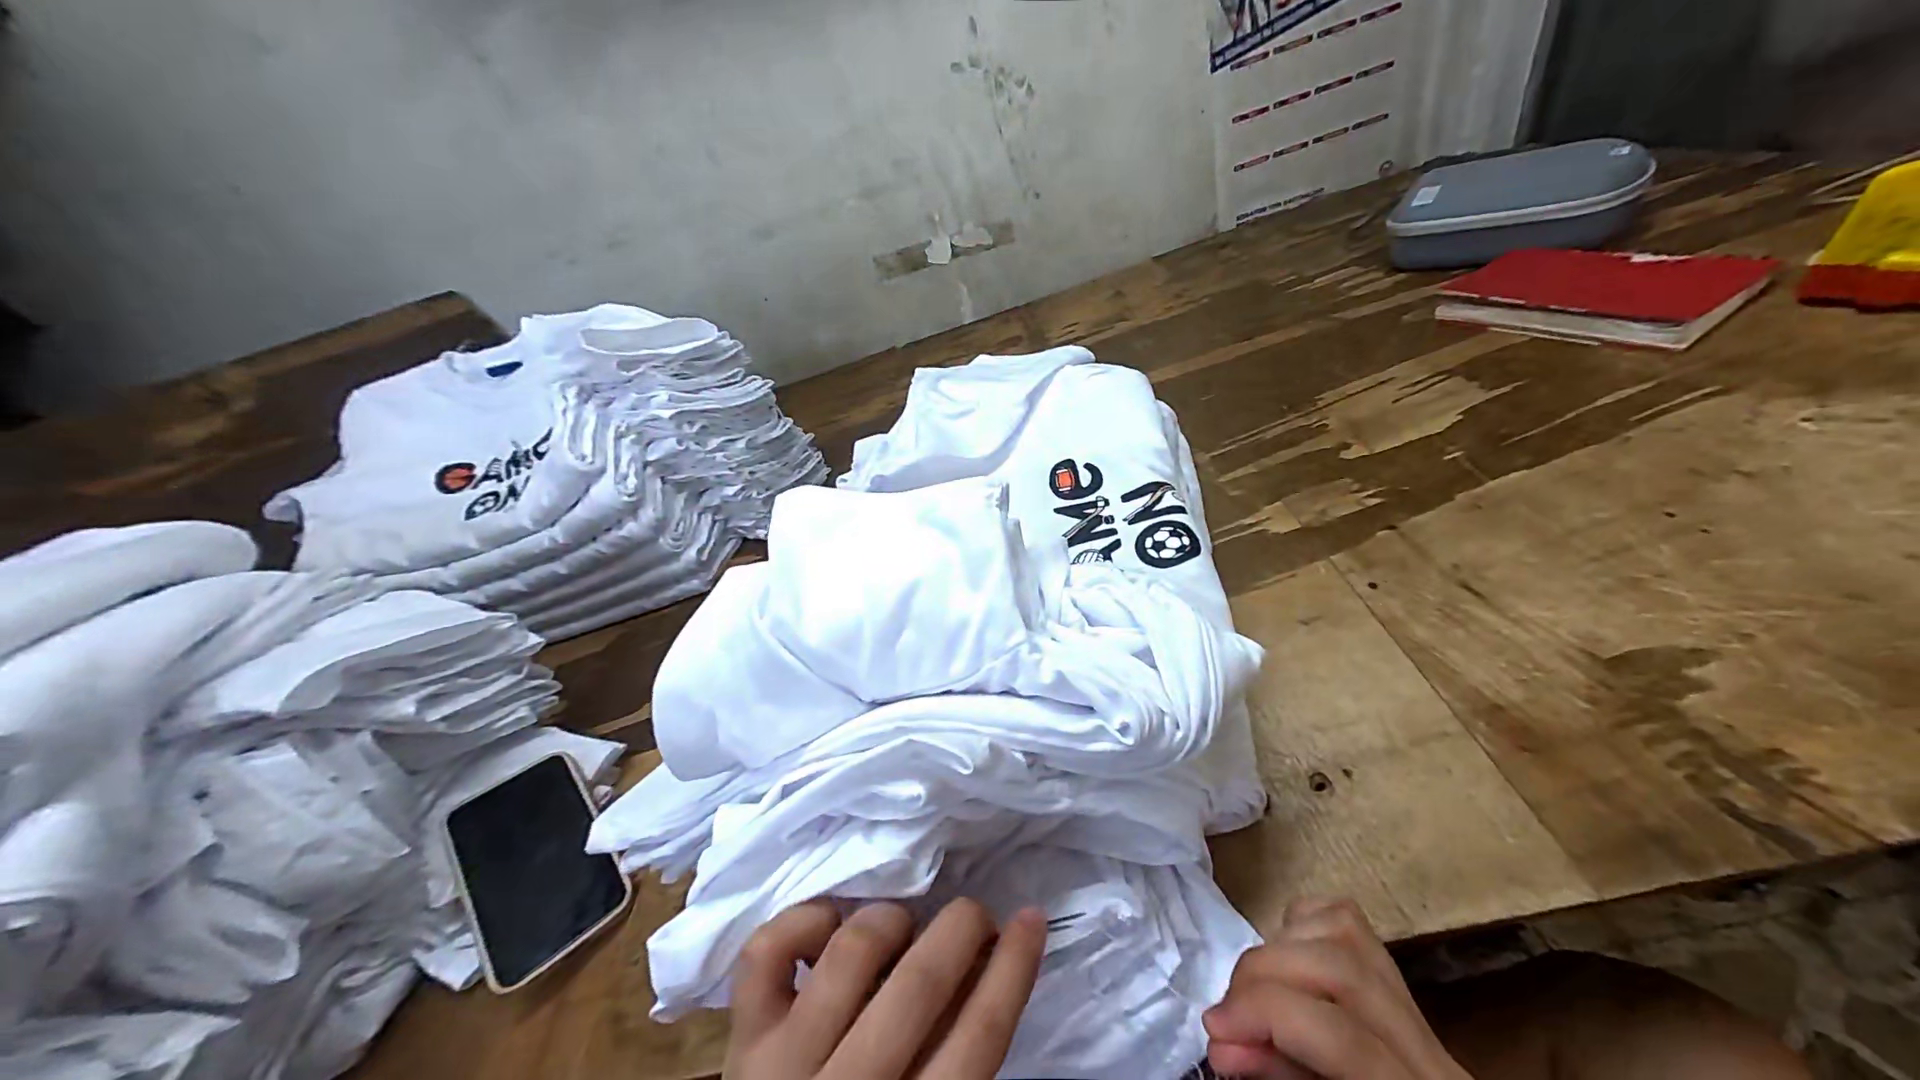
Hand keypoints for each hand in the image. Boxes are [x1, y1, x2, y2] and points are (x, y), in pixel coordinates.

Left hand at [724, 898, 1045, 1079]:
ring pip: (851, 952)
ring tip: (901, 927)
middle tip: (974, 913)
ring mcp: (785, 1061)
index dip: (1013, 967)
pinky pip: (768, 953)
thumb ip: (958, 1052)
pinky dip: (804, 921)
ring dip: (889, 920)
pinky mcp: (743, 1038)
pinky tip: (829, 929)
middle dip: (961, 928)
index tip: (1031, 919)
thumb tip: (985, 963)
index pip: (979, 1036)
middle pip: (919, 985)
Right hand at [1204, 898, 1471, 1079]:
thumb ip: (1278, 1075)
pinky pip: (1347, 921)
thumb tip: (1221, 1039)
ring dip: (1278, 946)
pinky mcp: (1399, 979)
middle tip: (1227, 1009)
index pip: (1341, 1034)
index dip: (1265, 1015)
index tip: (1215, 1028)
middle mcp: (1431, 1050)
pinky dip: (1299, 923)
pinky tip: (1282, 957)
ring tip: (1254, 988)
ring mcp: (1418, 1007)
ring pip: (1345, 930)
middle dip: (1263, 974)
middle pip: (1339, 967)